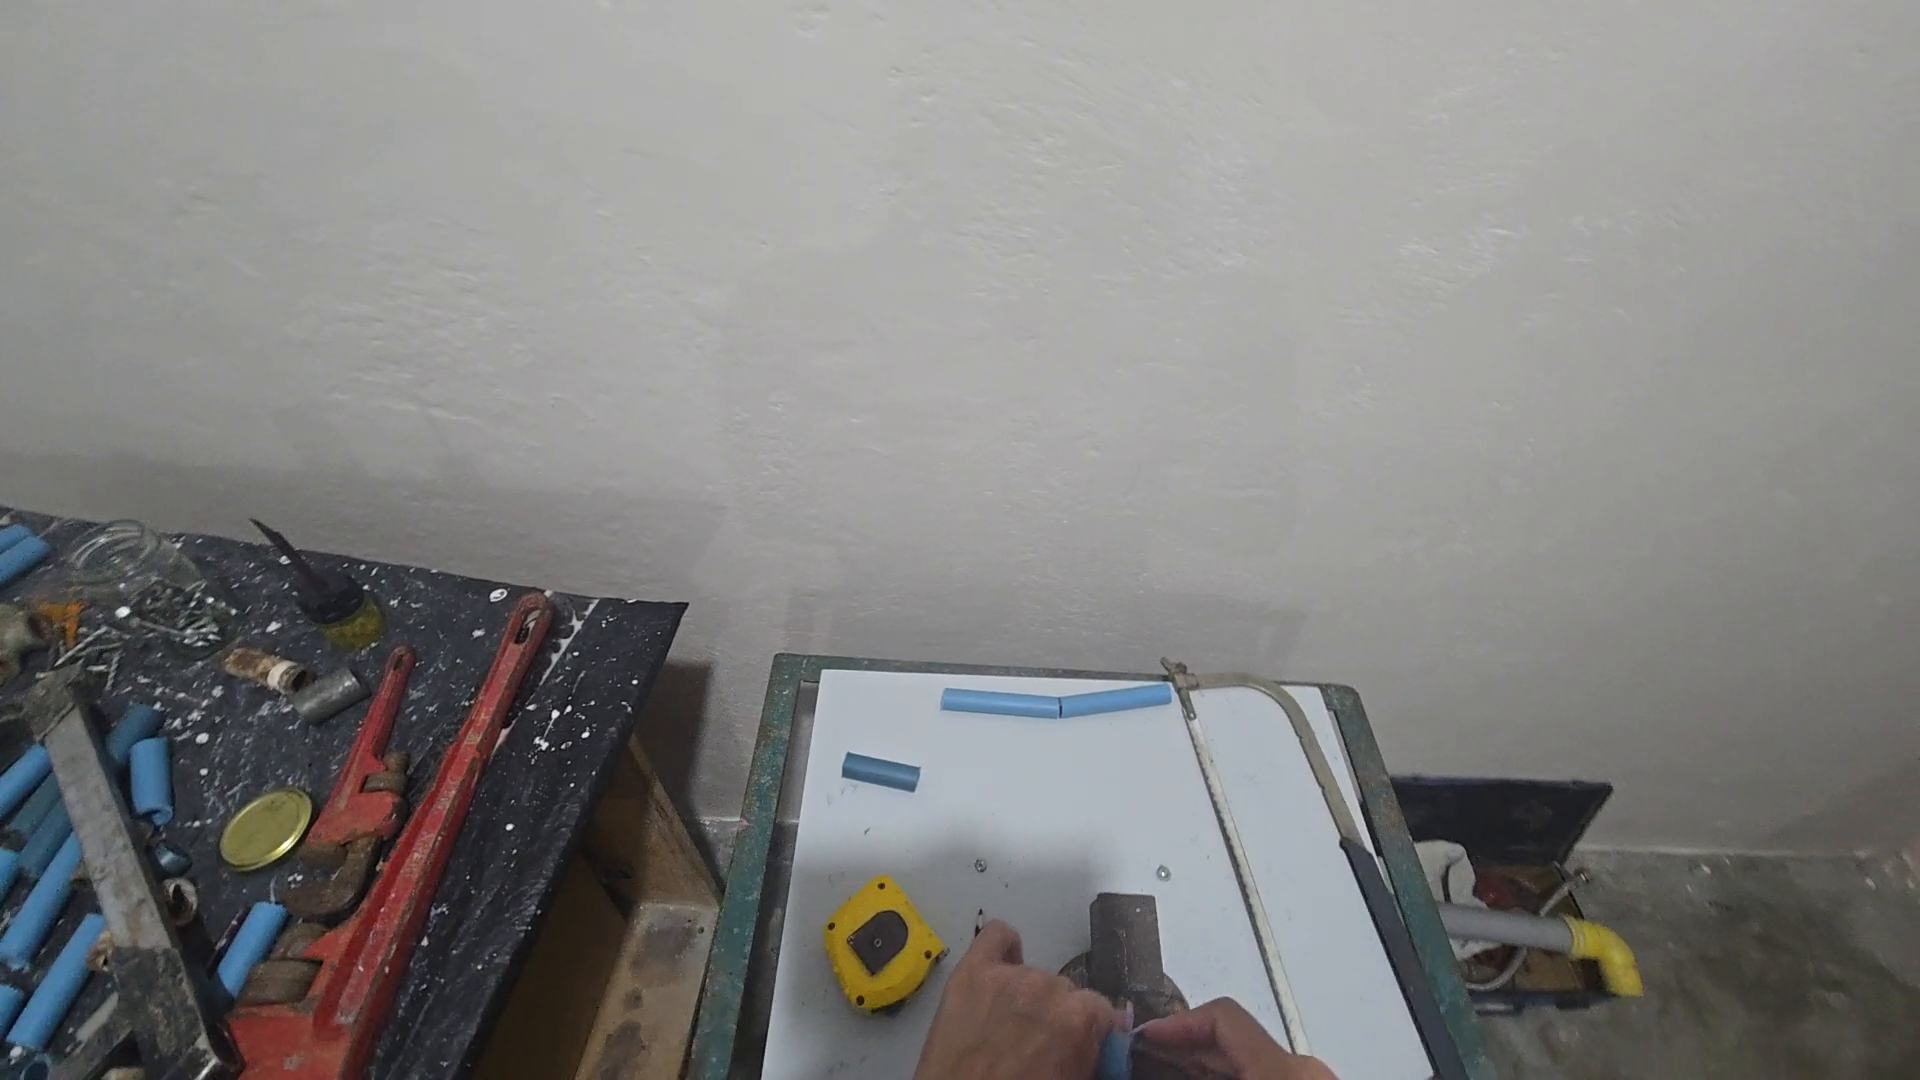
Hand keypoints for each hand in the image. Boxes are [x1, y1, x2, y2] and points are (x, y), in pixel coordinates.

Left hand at [914, 919, 1123, 1079]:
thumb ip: (1092, 1054)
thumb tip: (1107, 1045)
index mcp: (1079, 1019)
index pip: (1103, 1012)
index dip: (1093, 1035)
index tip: (1081, 1051)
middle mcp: (1047, 986)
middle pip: (1065, 993)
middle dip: (1057, 1018)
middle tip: (1039, 1051)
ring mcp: (1008, 975)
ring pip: (1034, 974)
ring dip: (1028, 998)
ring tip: (1009, 1030)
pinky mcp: (972, 971)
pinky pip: (997, 935)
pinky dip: (1005, 948)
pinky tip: (999, 972)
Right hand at [1135, 998, 1337, 1079]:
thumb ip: (1189, 1074)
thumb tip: (1145, 1056)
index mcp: (1284, 1068)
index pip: (1221, 1015)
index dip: (1176, 1022)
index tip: (1145, 1039)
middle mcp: (1304, 1069)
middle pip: (1233, 1039)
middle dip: (1187, 1048)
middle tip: (1150, 1060)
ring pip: (1249, 1063)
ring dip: (1209, 1067)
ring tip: (1173, 1075)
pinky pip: (1267, 1077)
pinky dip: (1235, 1079)